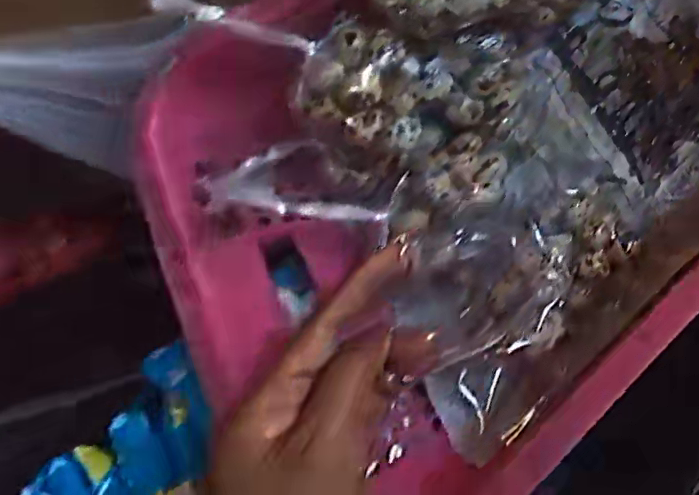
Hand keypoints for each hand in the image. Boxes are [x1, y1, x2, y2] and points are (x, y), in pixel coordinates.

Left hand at [208, 244, 412, 494]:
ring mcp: (302, 430)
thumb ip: (352, 375)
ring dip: (393, 356)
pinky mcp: (323, 450)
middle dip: (385, 325)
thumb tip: (380, 329)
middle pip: (337, 346)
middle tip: (429, 314)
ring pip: (353, 371)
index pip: (319, 326)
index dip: (361, 284)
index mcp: (266, 401)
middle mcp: (280, 407)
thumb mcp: (328, 442)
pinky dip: (389, 383)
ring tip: (431, 353)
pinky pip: (359, 399)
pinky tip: (415, 374)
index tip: (400, 249)